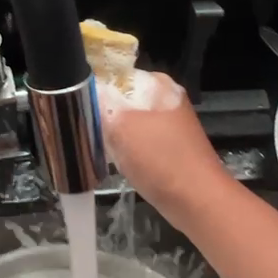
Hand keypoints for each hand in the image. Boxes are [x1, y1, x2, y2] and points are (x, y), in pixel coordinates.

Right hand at [98, 71, 231, 213]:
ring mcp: (168, 125)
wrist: (197, 201)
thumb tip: (88, 93)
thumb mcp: (121, 126)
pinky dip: (126, 152)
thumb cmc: (160, 159)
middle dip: (104, 116)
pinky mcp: (168, 148)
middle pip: (121, 100)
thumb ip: (100, 104)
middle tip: (89, 132)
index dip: (95, 90)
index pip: (115, 75)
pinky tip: (119, 163)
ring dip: (113, 136)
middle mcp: (165, 99)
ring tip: (102, 149)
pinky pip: (137, 143)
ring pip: (127, 124)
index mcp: (159, 84)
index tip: (80, 109)